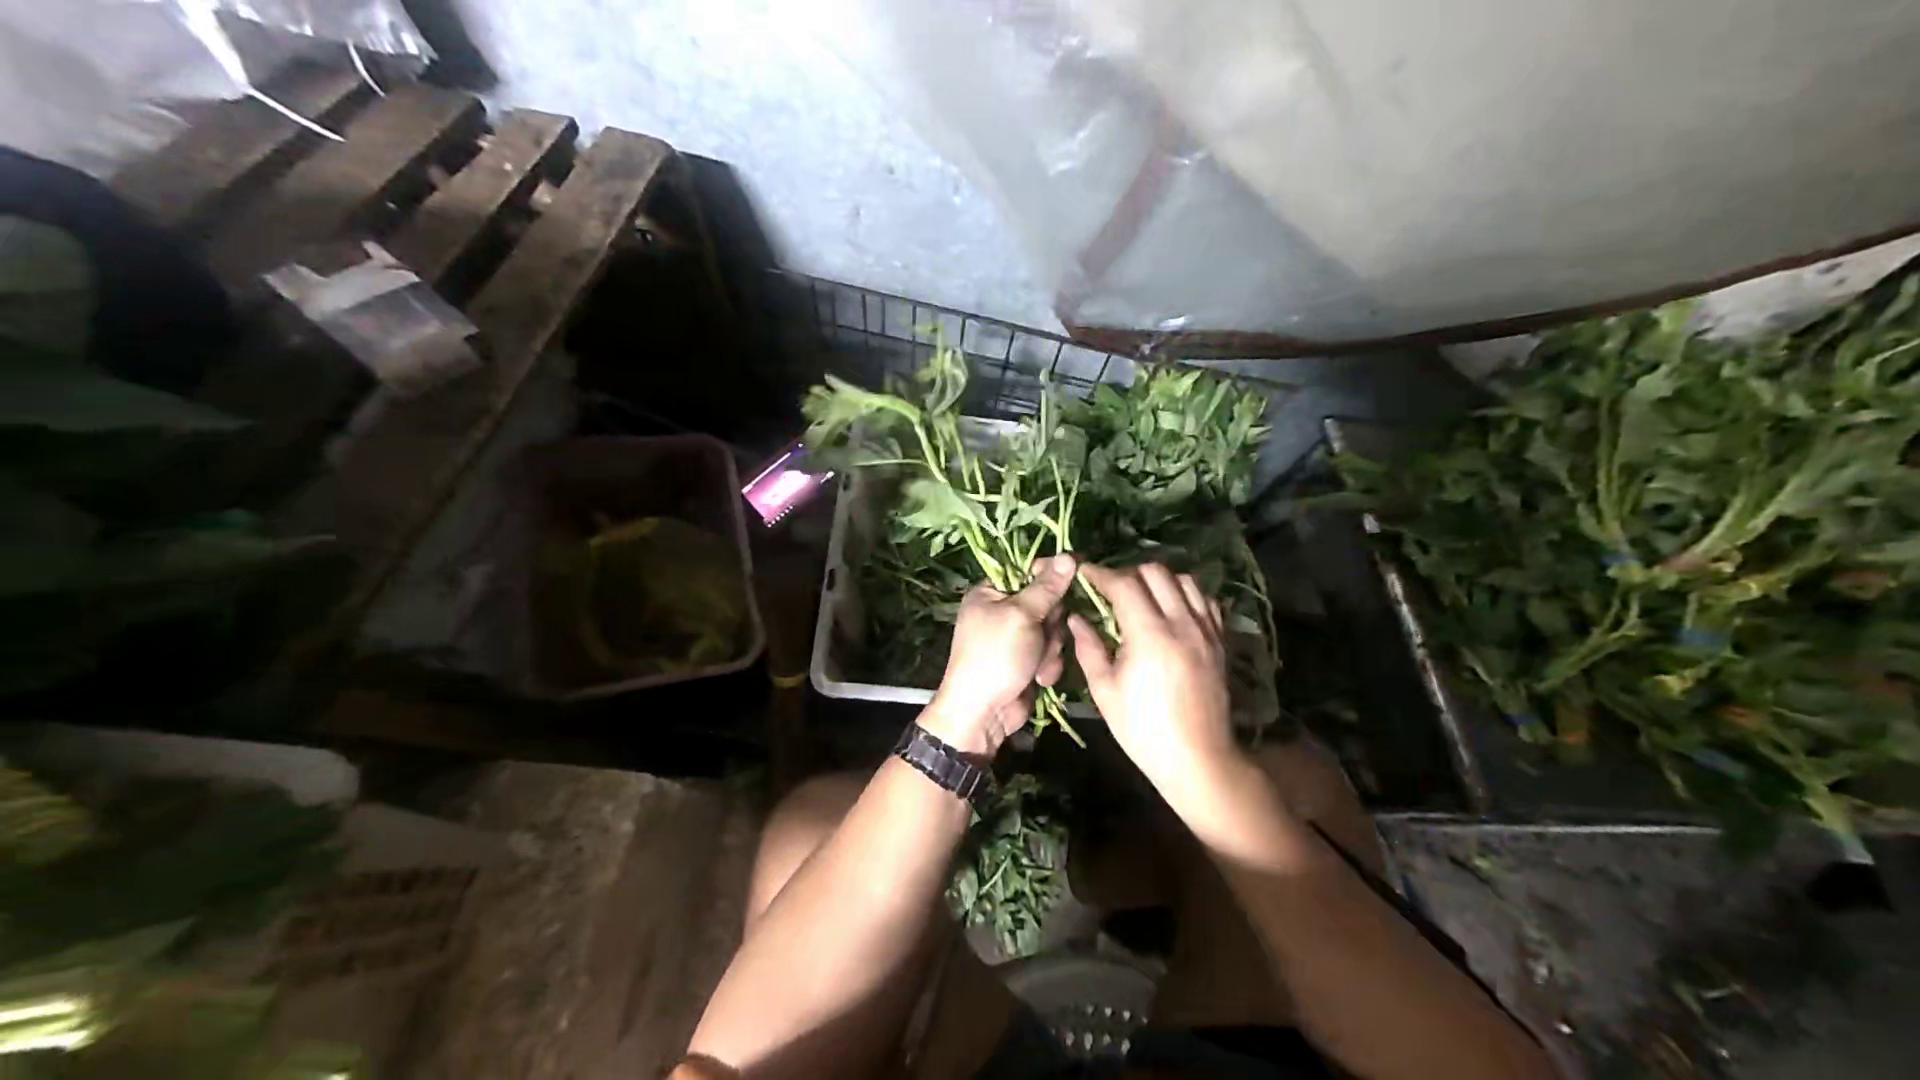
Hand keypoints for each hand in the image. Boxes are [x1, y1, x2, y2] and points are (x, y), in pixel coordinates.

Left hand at [919, 554, 1075, 756]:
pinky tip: (1040, 678)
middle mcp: (1002, 610)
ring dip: (1051, 648)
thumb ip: (1046, 588)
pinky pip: (1051, 651)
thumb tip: (1068, 555)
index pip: (1028, 570)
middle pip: (1047, 601)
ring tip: (1039, 665)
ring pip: (1053, 629)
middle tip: (1045, 634)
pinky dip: (1048, 665)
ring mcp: (1015, 637)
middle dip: (1052, 623)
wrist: (983, 713)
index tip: (1077, 578)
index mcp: (990, 592)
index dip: (1052, 575)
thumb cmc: (995, 657)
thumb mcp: (1021, 616)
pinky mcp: (1027, 659)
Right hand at [1069, 563, 1241, 814]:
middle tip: (1110, 588)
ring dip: (1158, 580)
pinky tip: (1171, 610)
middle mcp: (1182, 624)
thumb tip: (1076, 618)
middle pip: (1155, 572)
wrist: (1198, 759)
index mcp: (1150, 635)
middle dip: (1127, 573)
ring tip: (1141, 596)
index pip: (1124, 584)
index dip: (1100, 574)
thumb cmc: (1142, 730)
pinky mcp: (1220, 641)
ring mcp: (1206, 631)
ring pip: (1184, 580)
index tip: (1084, 573)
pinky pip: (1205, 601)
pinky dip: (1185, 595)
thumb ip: (1089, 648)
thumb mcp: (1104, 691)